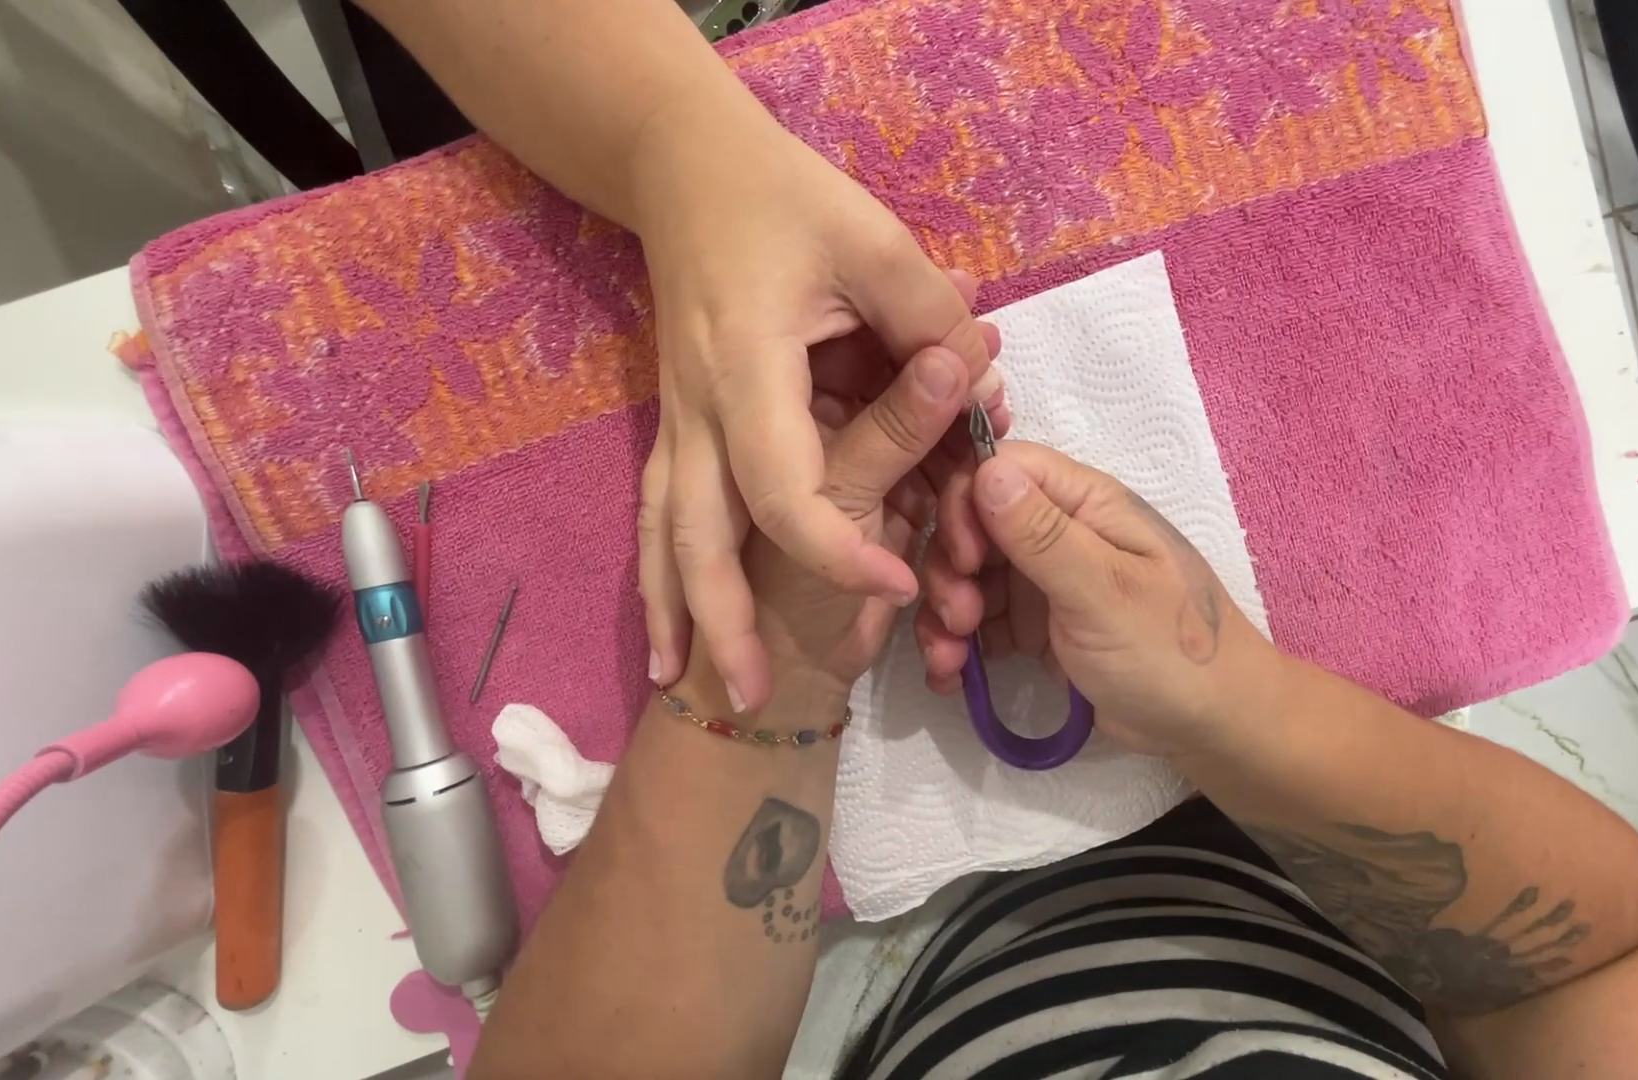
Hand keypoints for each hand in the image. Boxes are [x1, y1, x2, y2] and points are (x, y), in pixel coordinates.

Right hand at [630, 101, 1007, 712]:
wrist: (684, 169)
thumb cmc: (783, 197)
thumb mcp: (872, 243)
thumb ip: (929, 319)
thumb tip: (981, 378)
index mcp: (749, 370)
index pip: (787, 485)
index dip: (841, 546)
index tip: (902, 583)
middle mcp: (699, 410)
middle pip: (698, 533)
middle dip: (727, 619)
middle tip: (754, 694)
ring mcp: (677, 420)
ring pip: (662, 532)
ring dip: (676, 613)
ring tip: (686, 684)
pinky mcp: (676, 422)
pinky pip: (656, 512)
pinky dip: (656, 576)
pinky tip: (661, 631)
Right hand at [915, 443, 1279, 760]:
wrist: (1209, 728)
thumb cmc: (1170, 652)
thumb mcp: (1104, 592)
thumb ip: (1043, 534)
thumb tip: (986, 468)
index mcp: (1085, 504)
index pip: (1002, 469)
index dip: (966, 504)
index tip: (963, 559)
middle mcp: (1058, 532)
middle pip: (974, 525)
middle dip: (950, 570)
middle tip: (956, 621)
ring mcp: (1043, 580)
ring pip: (968, 575)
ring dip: (946, 613)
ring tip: (948, 660)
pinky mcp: (1033, 624)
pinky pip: (980, 620)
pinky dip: (959, 644)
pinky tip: (950, 676)